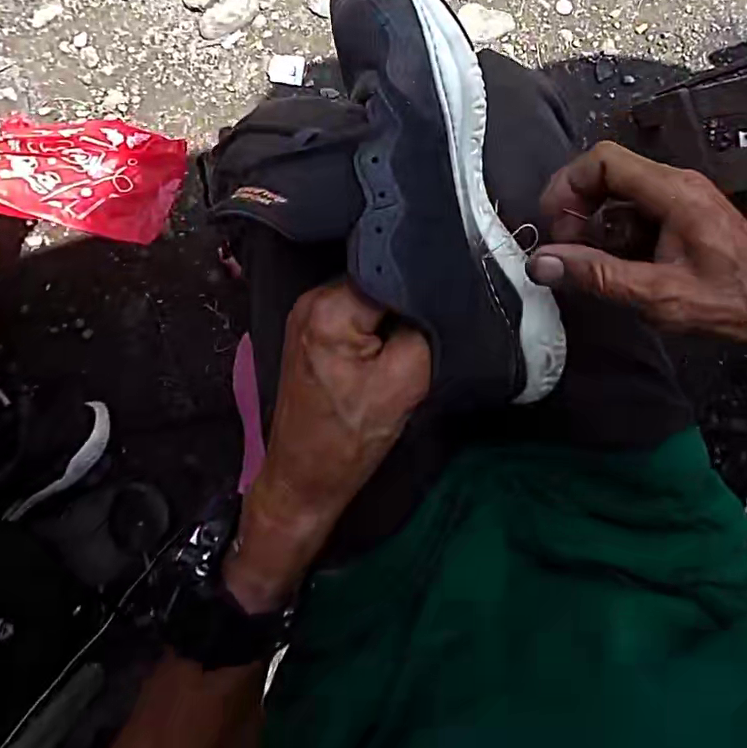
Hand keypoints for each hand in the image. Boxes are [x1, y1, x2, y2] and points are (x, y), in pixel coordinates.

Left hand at [227, 283, 429, 610]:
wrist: (305, 477)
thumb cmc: (348, 439)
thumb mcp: (406, 383)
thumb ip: (426, 329)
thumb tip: (437, 297)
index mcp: (330, 308)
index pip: (391, 269)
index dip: (422, 287)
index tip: (441, 305)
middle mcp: (311, 298)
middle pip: (378, 277)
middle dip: (406, 300)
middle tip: (423, 330)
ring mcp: (307, 312)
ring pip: (369, 293)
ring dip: (391, 314)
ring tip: (403, 342)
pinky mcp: (311, 327)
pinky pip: (356, 309)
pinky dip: (375, 324)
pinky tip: (383, 348)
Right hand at [526, 141, 746, 360]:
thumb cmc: (732, 304)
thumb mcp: (658, 296)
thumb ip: (597, 275)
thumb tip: (542, 262)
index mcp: (674, 192)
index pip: (603, 160)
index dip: (567, 186)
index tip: (553, 224)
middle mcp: (676, 184)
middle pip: (606, 172)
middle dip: (576, 206)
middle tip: (566, 246)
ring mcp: (681, 197)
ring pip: (617, 193)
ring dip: (594, 223)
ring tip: (590, 261)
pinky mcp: (682, 214)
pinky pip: (633, 210)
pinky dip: (614, 233)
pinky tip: (618, 264)